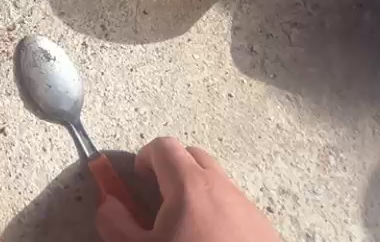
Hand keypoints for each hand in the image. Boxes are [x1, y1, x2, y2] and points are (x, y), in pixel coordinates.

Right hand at [97, 138, 281, 241]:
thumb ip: (115, 223)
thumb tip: (110, 204)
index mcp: (190, 184)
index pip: (163, 146)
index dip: (145, 158)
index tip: (140, 183)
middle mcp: (223, 188)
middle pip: (193, 156)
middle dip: (173, 170)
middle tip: (162, 200)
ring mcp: (251, 211)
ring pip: (218, 184)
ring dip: (199, 194)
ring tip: (190, 229)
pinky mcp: (269, 233)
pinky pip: (238, 210)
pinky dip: (222, 216)